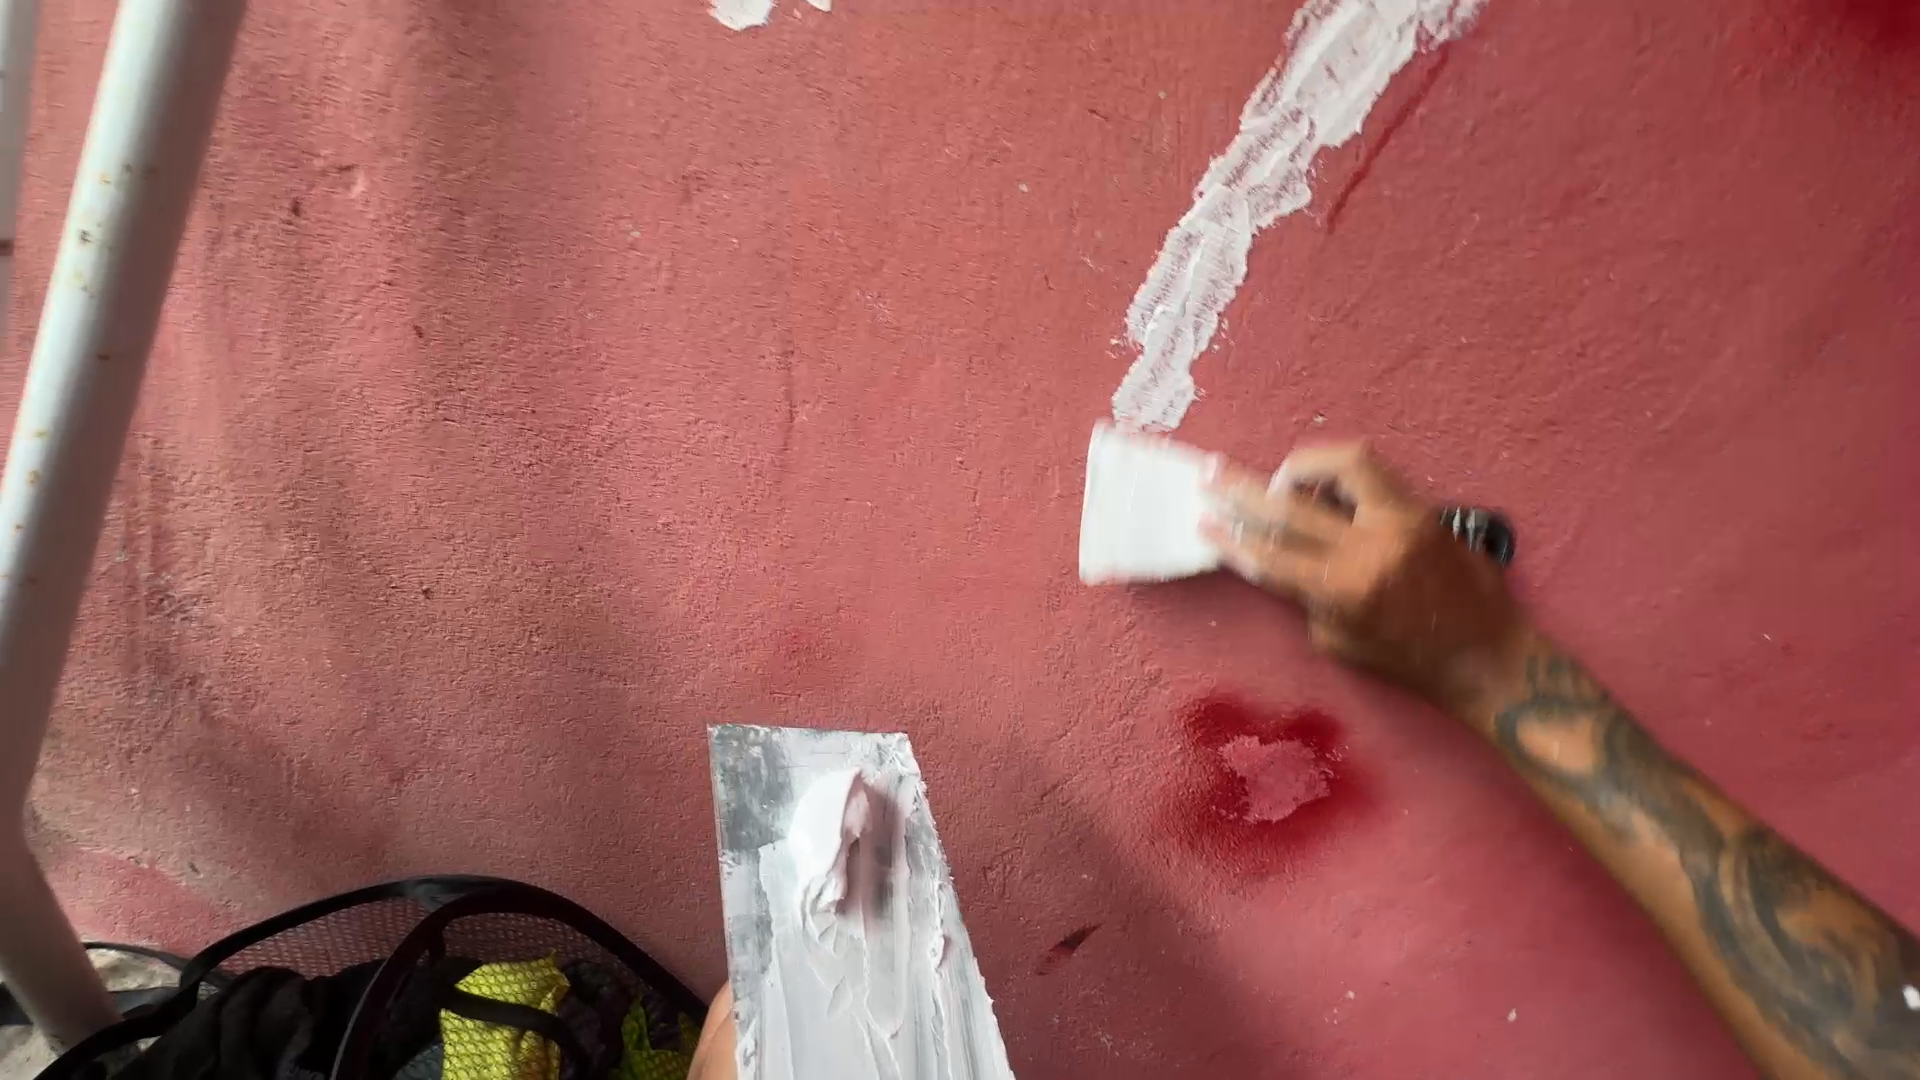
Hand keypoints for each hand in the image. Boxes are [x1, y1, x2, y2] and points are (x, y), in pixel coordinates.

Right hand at [1202, 442, 1527, 710]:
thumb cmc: (1406, 660)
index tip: (1202, 522)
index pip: (1268, 554)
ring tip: (1282, 479)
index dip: (1229, 538)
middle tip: (1212, 475)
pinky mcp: (1424, 511)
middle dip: (1240, 490)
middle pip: (1290, 506)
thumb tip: (1274, 556)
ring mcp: (1403, 521)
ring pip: (1344, 464)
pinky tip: (1328, 488)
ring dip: (1301, 467)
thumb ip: (1302, 594)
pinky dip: (1341, 473)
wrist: (1488, 658)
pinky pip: (1375, 473)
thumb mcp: (1336, 639)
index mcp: (1343, 589)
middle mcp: (1371, 546)